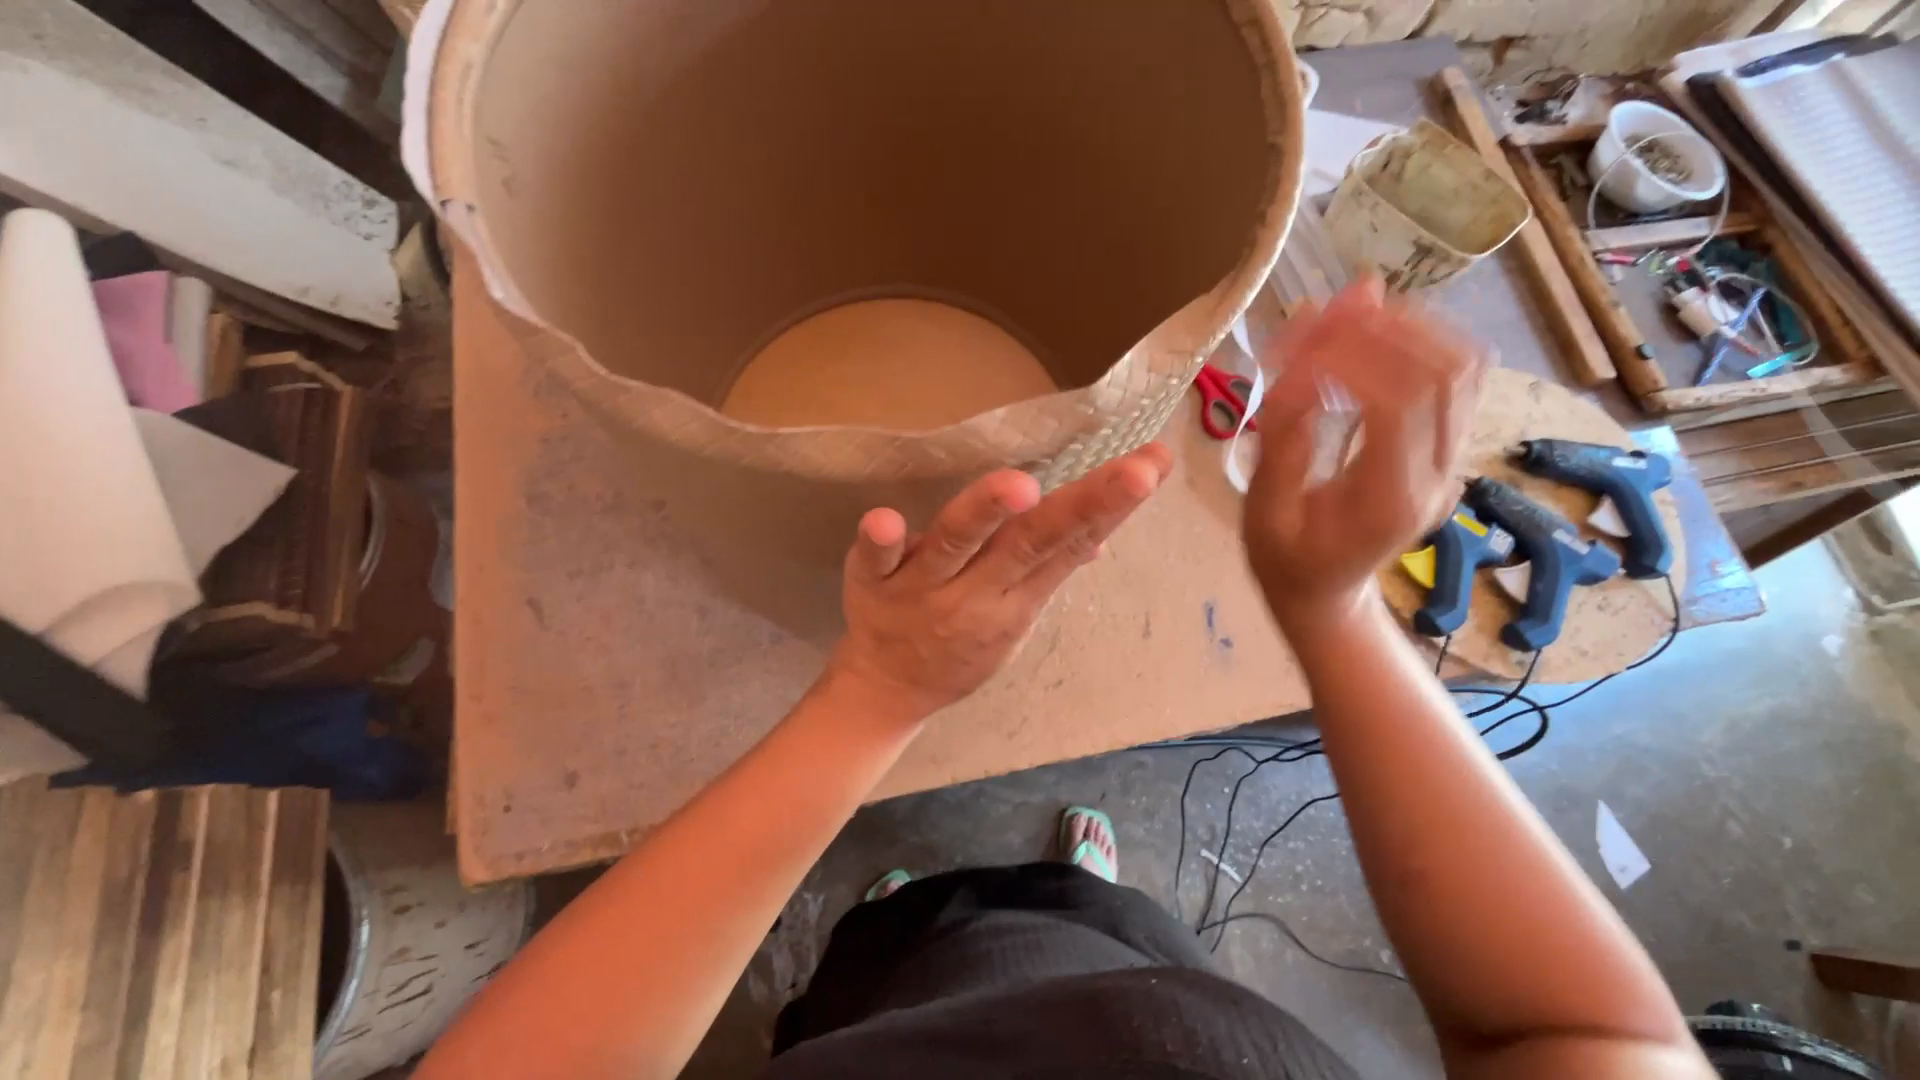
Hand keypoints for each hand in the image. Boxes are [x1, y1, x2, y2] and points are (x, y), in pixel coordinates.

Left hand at [829, 444, 1173, 722]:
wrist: (887, 692)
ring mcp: (923, 588)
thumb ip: (1050, 571)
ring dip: (987, 514)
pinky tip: (883, 518)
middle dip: (1084, 506)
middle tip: (1133, 472)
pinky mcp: (871, 584)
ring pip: (958, 545)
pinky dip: (879, 542)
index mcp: (1016, 597)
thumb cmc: (960, 646)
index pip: (1070, 544)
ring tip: (1020, 486)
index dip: (1113, 506)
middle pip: (1031, 543)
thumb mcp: (1016, 616)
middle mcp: (977, 592)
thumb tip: (1100, 538)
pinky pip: (873, 562)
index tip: (1154, 463)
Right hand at [1243, 278, 1485, 634]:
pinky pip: (1458, 375)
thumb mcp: (1264, 513)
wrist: (1327, 593)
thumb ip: (1282, 441)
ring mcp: (1453, 457)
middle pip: (1443, 371)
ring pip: (1463, 365)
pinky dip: (1421, 339)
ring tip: (1347, 313)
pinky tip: (1374, 330)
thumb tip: (1296, 362)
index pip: (1396, 402)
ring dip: (1408, 325)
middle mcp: (1438, 473)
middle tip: (1318, 313)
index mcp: (1390, 500)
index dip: (1349, 356)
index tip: (1291, 344)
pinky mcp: (1450, 443)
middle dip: (1381, 328)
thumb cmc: (1286, 561)